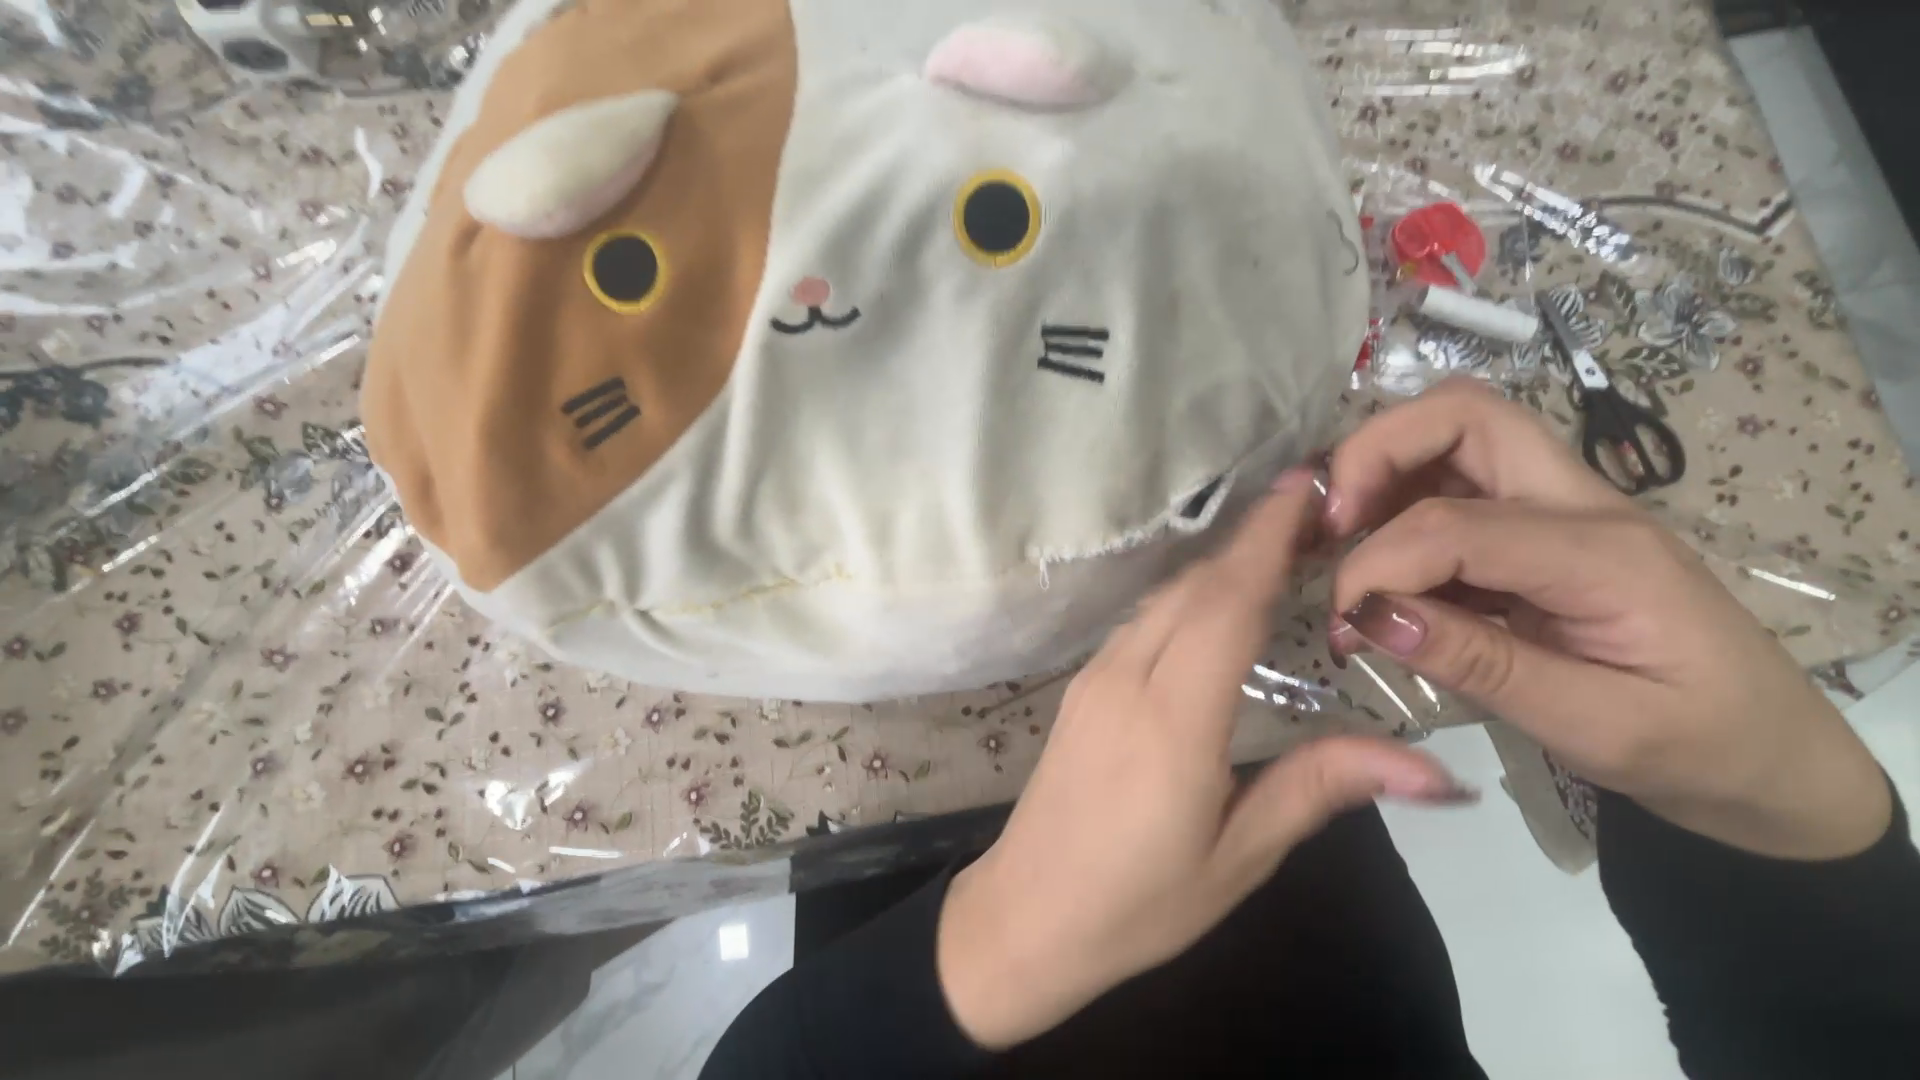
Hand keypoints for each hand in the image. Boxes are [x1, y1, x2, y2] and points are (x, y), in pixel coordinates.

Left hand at [935, 468, 1469, 1050]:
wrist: (1024, 916)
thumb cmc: (1138, 902)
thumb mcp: (1239, 856)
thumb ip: (1320, 789)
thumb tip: (1431, 766)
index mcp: (1172, 717)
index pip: (1225, 603)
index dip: (1265, 538)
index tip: (1306, 487)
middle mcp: (1126, 679)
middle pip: (1193, 588)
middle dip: (1250, 541)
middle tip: (1313, 511)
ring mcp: (1093, 679)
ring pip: (1162, 600)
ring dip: (1217, 568)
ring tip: (1276, 549)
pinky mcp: (1078, 690)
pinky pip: (1140, 624)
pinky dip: (1185, 600)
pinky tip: (1215, 609)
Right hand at [1324, 378, 1890, 861]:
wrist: (1771, 757)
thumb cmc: (1696, 747)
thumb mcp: (1592, 726)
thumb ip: (1479, 663)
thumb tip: (1369, 614)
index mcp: (1604, 554)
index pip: (1453, 524)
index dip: (1376, 564)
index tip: (1342, 623)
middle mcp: (1582, 504)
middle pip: (1465, 415)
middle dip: (1373, 452)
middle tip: (1327, 525)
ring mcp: (1564, 508)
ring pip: (1456, 433)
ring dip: (1382, 469)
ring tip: (1336, 536)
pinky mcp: (1542, 528)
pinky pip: (1456, 483)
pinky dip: (1398, 504)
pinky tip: (1377, 562)